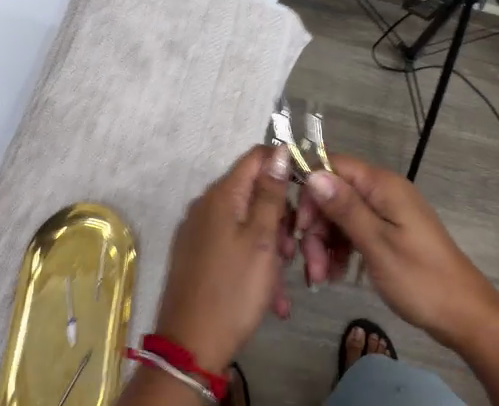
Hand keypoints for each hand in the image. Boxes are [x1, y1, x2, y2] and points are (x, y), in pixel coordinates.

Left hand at [151, 145, 293, 372]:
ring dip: (270, 246)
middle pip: (253, 193)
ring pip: (246, 224)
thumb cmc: (233, 290)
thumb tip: (279, 150)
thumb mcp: (262, 240)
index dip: (285, 168)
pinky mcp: (197, 257)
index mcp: (221, 195)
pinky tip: (270, 297)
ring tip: (282, 279)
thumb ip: (271, 193)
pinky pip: (233, 247)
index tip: (308, 196)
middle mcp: (206, 206)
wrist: (190, 347)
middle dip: (280, 217)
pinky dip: (253, 264)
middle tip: (293, 250)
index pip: (257, 157)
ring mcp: (199, 232)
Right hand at [296, 154, 498, 349]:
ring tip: (322, 278)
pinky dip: (342, 250)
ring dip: (326, 243)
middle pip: (334, 193)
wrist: (463, 314)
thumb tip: (314, 173)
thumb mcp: (377, 245)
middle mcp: (384, 191)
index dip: (310, 190)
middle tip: (311, 265)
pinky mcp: (390, 232)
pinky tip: (337, 274)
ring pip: (342, 215)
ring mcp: (388, 212)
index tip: (299, 226)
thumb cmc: (420, 279)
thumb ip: (345, 208)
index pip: (332, 165)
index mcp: (382, 185)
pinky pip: (356, 230)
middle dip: (317, 226)